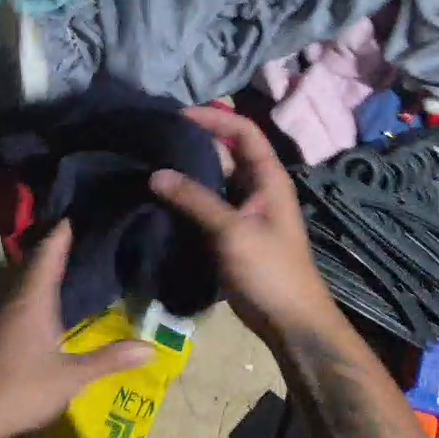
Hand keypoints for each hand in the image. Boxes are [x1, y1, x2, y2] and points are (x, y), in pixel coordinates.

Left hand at [0, 223, 152, 437]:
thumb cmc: (21, 390)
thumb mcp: (72, 377)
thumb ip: (109, 359)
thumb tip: (152, 347)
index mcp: (32, 300)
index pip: (49, 253)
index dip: (63, 231)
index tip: (79, 209)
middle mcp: (14, 299)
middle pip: (35, 261)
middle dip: (56, 243)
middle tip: (83, 228)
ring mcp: (2, 315)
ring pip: (25, 279)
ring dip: (44, 265)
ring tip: (71, 255)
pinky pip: (20, 295)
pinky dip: (37, 285)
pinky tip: (50, 296)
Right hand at [149, 106, 340, 346]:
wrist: (289, 321)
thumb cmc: (270, 270)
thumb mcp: (232, 231)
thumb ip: (195, 199)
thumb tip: (156, 173)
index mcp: (269, 178)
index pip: (243, 132)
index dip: (213, 118)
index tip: (177, 116)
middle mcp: (257, 188)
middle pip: (224, 154)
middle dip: (193, 144)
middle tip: (154, 140)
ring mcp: (244, 212)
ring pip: (213, 181)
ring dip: (186, 173)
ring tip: (149, 165)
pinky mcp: (231, 234)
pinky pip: (207, 206)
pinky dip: (186, 200)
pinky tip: (159, 199)